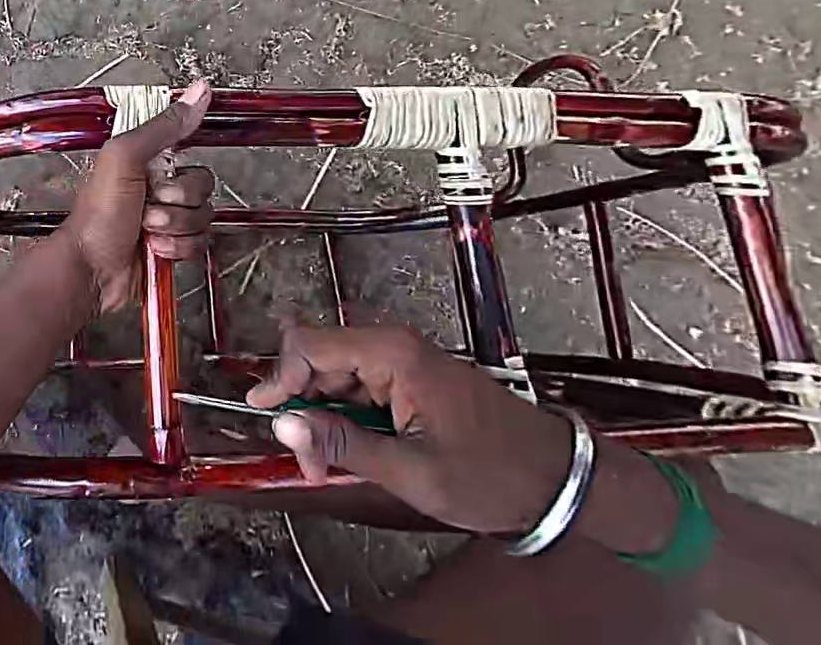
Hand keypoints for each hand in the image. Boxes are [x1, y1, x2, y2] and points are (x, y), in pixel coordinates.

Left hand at [65, 80, 214, 315]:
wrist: (91, 271)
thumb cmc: (98, 215)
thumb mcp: (125, 157)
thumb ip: (163, 126)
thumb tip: (200, 92)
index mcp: (146, 161)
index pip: (189, 154)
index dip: (181, 168)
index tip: (163, 174)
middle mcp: (159, 188)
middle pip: (202, 186)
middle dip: (178, 201)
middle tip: (149, 206)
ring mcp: (168, 219)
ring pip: (203, 216)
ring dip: (176, 226)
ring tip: (147, 230)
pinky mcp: (174, 248)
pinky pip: (200, 243)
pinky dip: (179, 248)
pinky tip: (155, 249)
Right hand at [249, 325, 575, 533]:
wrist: (557, 477)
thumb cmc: (488, 474)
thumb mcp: (410, 471)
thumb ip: (342, 444)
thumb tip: (282, 423)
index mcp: (391, 353)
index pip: (310, 345)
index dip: (280, 377)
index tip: (263, 413)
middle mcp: (390, 343)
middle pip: (319, 358)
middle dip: (302, 403)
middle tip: (307, 460)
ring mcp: (399, 357)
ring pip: (334, 373)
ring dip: (321, 413)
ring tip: (325, 463)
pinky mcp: (406, 375)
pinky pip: (357, 384)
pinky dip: (343, 415)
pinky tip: (346, 447)